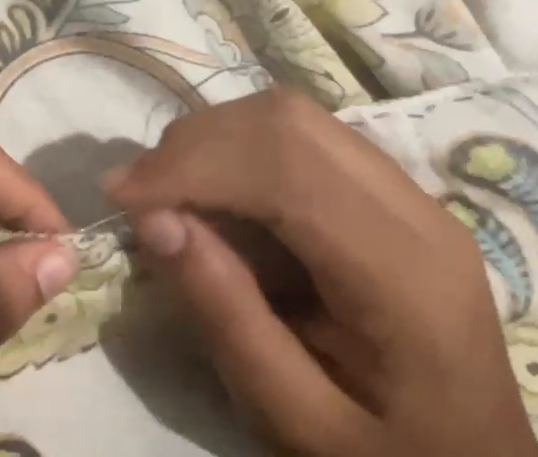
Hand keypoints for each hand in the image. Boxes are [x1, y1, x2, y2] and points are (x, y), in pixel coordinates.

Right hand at [104, 89, 537, 456]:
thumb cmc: (385, 450)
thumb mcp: (299, 417)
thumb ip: (228, 319)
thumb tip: (153, 219)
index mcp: (405, 276)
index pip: (287, 170)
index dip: (192, 167)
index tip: (119, 198)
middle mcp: (418, 213)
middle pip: (286, 121)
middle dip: (194, 144)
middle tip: (137, 195)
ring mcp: (409, 195)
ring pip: (289, 114)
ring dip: (211, 138)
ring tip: (165, 192)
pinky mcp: (389, 192)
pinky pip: (300, 135)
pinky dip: (236, 146)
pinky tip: (210, 192)